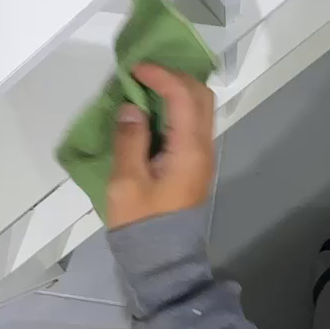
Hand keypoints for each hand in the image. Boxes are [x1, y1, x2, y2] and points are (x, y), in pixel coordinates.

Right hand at [106, 63, 216, 229]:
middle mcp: (203, 148)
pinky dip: (175, 109)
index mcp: (188, 149)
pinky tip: (151, 112)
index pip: (182, 96)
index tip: (134, 69)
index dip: (160, 75)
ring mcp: (201, 157)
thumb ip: (129, 140)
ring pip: (199, 109)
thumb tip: (131, 109)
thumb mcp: (126, 182)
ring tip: (145, 89)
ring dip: (176, 92)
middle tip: (143, 74)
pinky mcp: (193, 165)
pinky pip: (191, 125)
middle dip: (174, 77)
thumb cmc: (141, 222)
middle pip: (200, 96)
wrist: (160, 259)